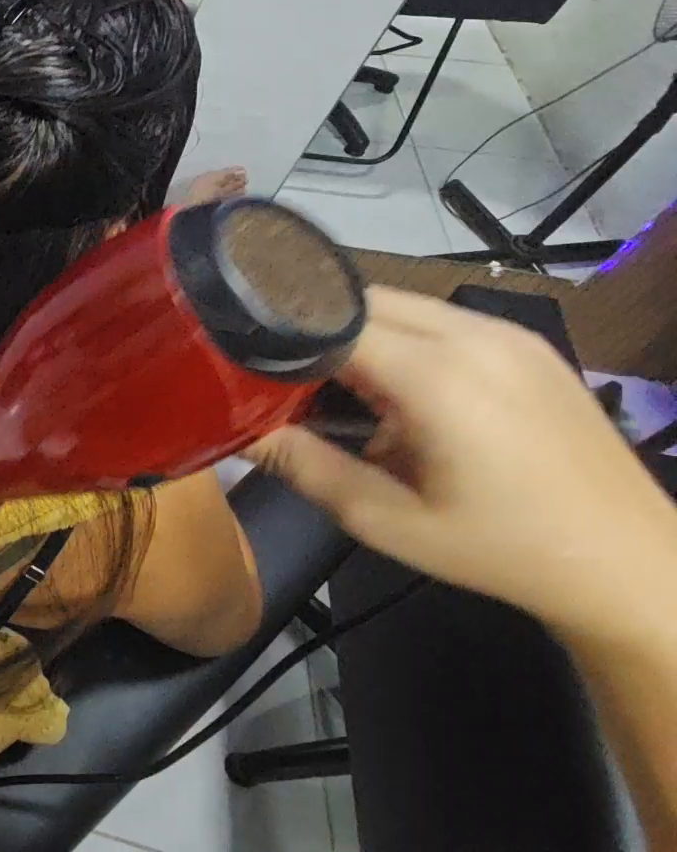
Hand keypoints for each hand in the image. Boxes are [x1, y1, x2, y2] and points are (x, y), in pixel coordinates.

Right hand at [244, 287, 676, 635]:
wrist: (634, 566)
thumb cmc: (499, 547)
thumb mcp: (382, 517)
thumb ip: (301, 465)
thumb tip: (233, 431)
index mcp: (440, 376)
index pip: (330, 319)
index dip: (278, 334)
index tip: (236, 358)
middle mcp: (477, 337)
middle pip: (361, 300)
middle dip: (309, 329)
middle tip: (274, 375)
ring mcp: (512, 336)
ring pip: (398, 304)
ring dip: (352, 333)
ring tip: (326, 383)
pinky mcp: (530, 347)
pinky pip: (438, 320)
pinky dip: (396, 339)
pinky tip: (387, 387)